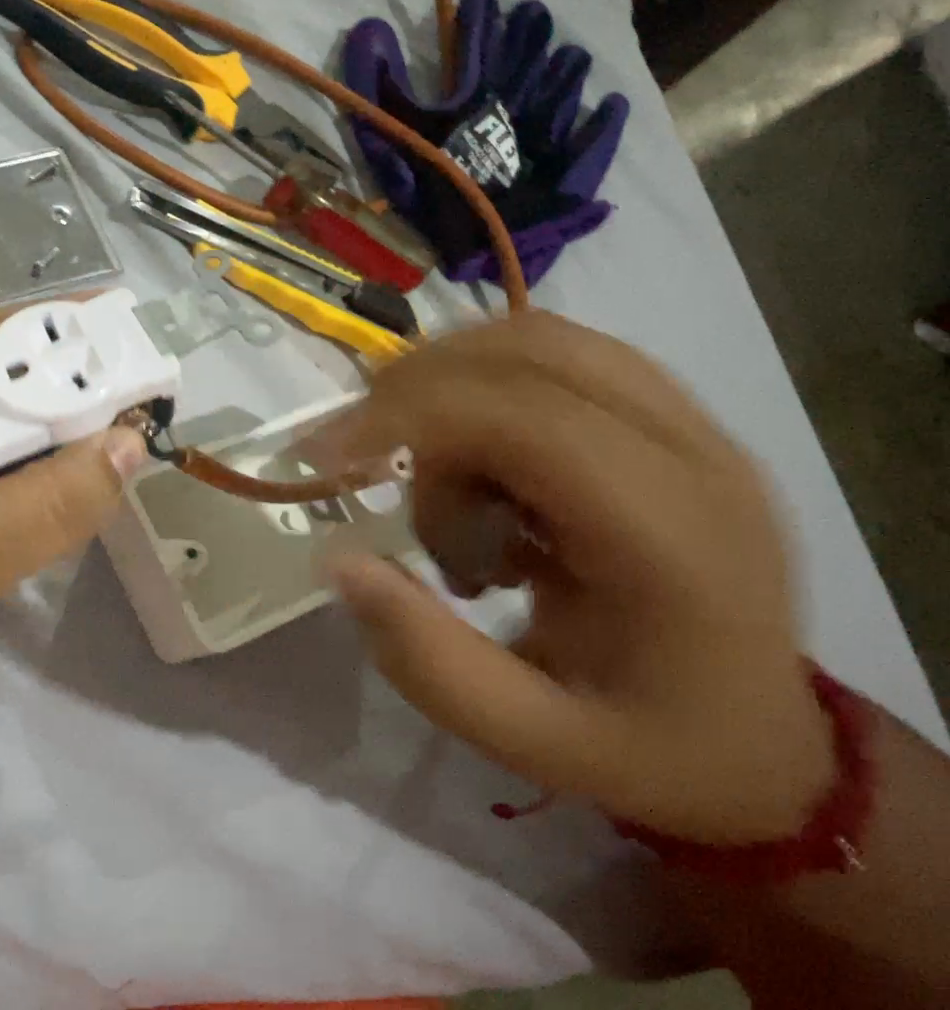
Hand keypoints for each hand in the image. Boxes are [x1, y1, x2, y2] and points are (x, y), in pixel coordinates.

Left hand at [0, 305, 145, 767]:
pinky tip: (94, 492)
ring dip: (54, 448)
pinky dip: (45, 503)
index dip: (20, 332)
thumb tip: (126, 445)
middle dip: (50, 390)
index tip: (97, 320)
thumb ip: (37, 504)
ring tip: (132, 426)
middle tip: (134, 378)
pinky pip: (1, 515)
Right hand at [324, 312, 834, 844]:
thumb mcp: (529, 738)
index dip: (411, 416)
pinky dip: (486, 392)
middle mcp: (698, 458)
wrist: (766, 747)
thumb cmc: (649, 751)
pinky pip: (560, 363)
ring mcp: (698, 430)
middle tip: (361, 469)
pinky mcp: (678, 426)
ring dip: (450, 389)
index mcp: (671, 540)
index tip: (327, 462)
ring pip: (544, 341)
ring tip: (427, 481)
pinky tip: (474, 471)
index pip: (530, 419)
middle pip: (532, 353)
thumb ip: (428, 660)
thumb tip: (337, 559)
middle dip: (417, 396)